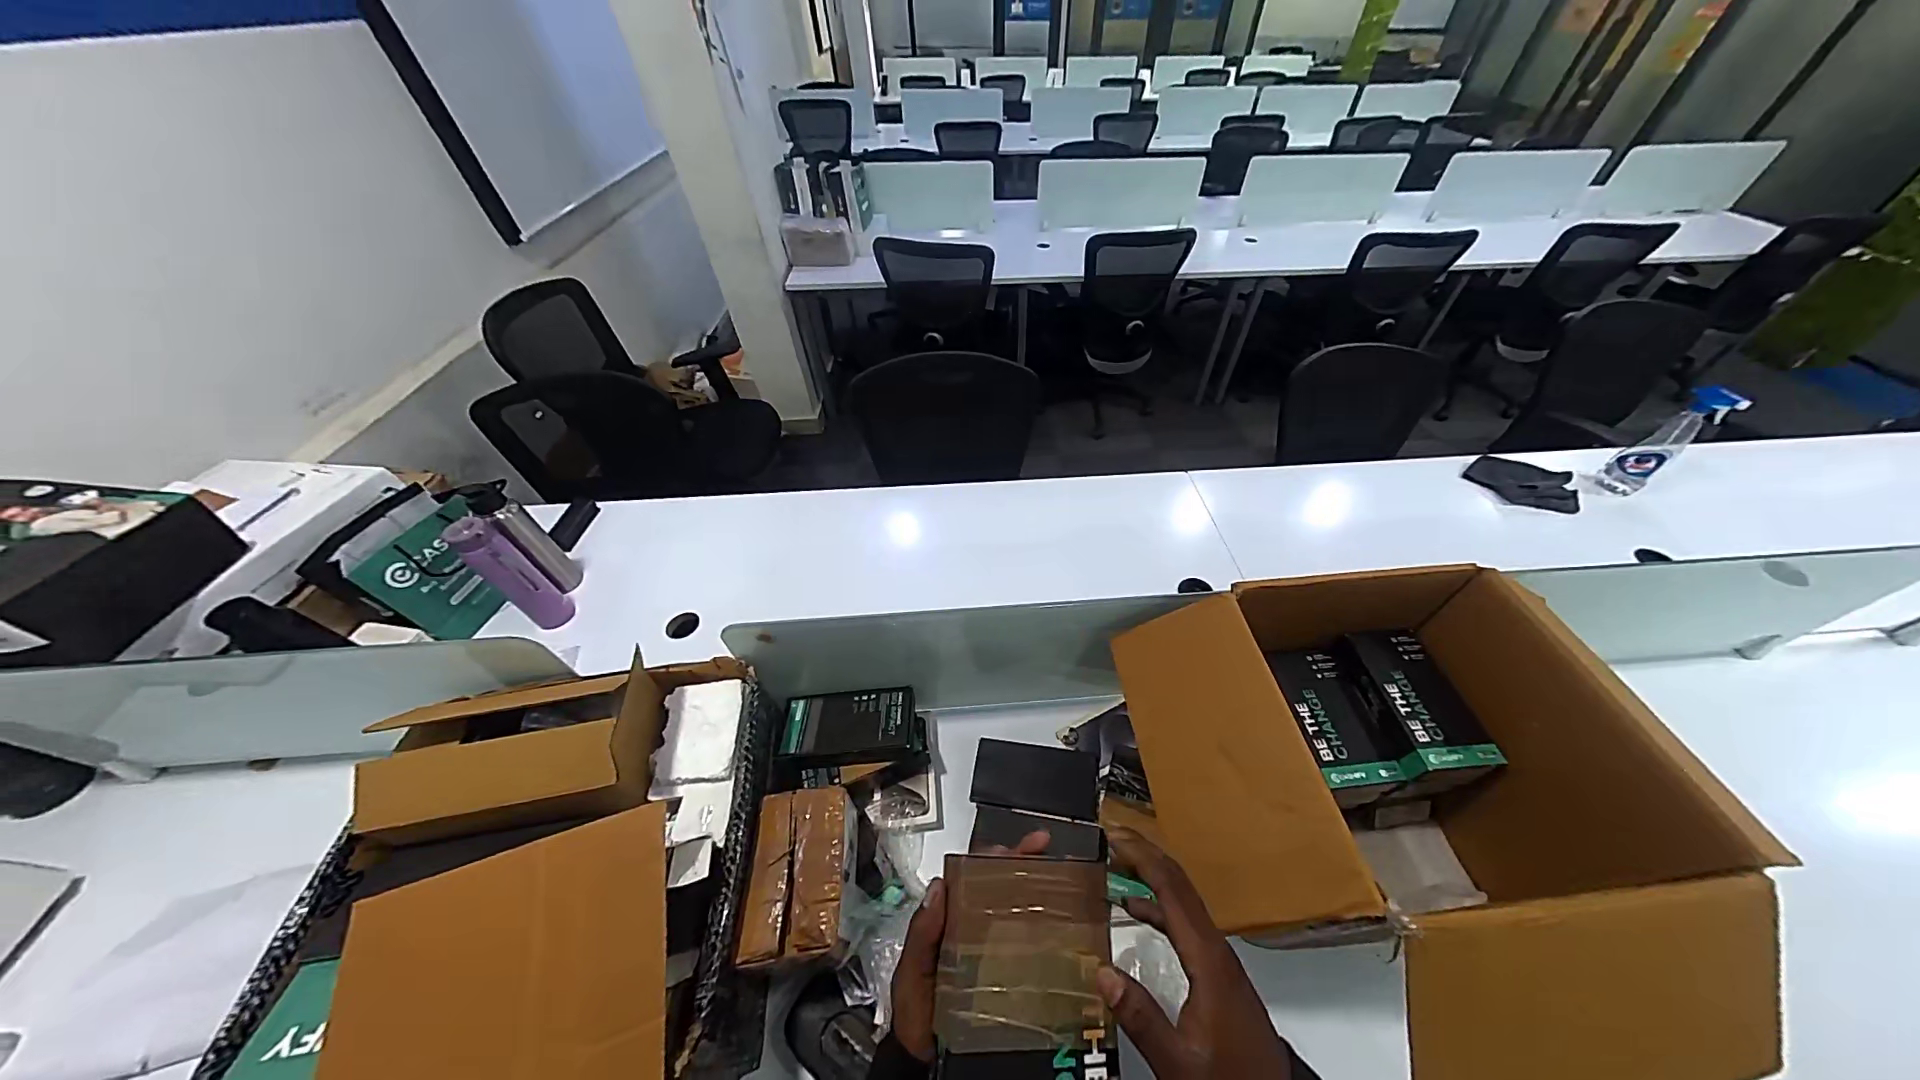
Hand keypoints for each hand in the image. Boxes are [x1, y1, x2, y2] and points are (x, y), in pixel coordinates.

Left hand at [891, 830, 1050, 1061]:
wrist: (926, 1066)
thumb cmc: (916, 1016)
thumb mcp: (912, 972)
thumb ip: (922, 933)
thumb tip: (939, 886)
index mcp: (949, 922)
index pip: (972, 878)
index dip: (995, 857)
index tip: (1018, 845)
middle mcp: (973, 931)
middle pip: (1000, 889)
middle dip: (1023, 864)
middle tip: (1046, 849)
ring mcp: (993, 955)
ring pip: (1018, 914)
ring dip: (1038, 893)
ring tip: (1062, 878)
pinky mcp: (1009, 982)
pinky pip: (1029, 951)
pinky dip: (1046, 936)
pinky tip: (1066, 929)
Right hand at [1099, 827, 1300, 1078]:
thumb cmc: (1230, 1079)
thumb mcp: (1179, 1060)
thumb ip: (1141, 1017)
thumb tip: (1102, 972)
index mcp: (1207, 959)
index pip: (1172, 890)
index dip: (1143, 857)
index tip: (1115, 836)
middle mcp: (1215, 948)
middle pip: (1180, 885)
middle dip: (1146, 855)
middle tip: (1111, 836)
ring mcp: (1218, 957)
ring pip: (1183, 899)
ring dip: (1151, 874)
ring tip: (1116, 862)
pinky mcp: (1216, 969)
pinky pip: (1184, 920)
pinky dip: (1157, 903)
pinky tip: (1135, 907)